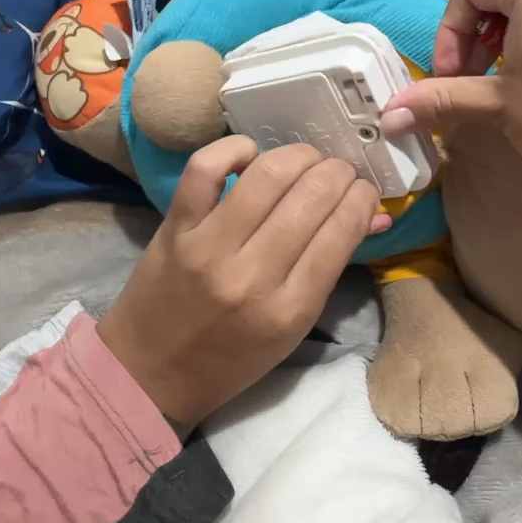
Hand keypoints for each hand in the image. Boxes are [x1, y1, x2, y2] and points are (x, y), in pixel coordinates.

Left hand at [97, 136, 385, 429]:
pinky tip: (251, 154)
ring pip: (268, 175)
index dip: (362, 198)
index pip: (341, 230)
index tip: (364, 191)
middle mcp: (251, 275)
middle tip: (340, 173)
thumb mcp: (293, 327)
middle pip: (311, 196)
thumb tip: (374, 213)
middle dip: (338, 173)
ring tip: (307, 160)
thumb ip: (331, 267)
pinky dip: (234, 149)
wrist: (147, 374)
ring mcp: (208, 247)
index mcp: (289, 310)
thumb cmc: (232, 358)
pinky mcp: (174, 227)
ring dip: (300, 155)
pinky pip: (204, 168)